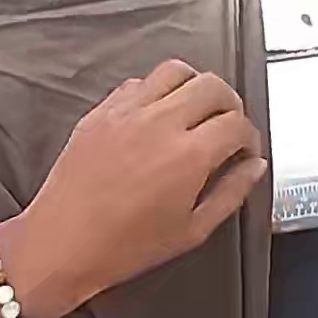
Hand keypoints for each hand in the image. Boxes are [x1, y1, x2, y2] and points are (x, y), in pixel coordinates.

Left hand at [0, 60, 265, 317]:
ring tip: (195, 111)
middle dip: (231, 104)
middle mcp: (160, 123)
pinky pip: (137, 82)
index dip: (250, 136)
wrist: (64, 243)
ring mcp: (127, 112)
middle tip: (227, 126)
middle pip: (213, 85)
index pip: (237, 123)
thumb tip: (253, 166)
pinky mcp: (100, 112)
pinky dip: (156, 91)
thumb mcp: (191, 231)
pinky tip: (156, 115)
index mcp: (189, 155)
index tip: (245, 150)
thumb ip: (230, 193)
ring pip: (175, 71)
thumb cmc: (126, 247)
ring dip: (195, 86)